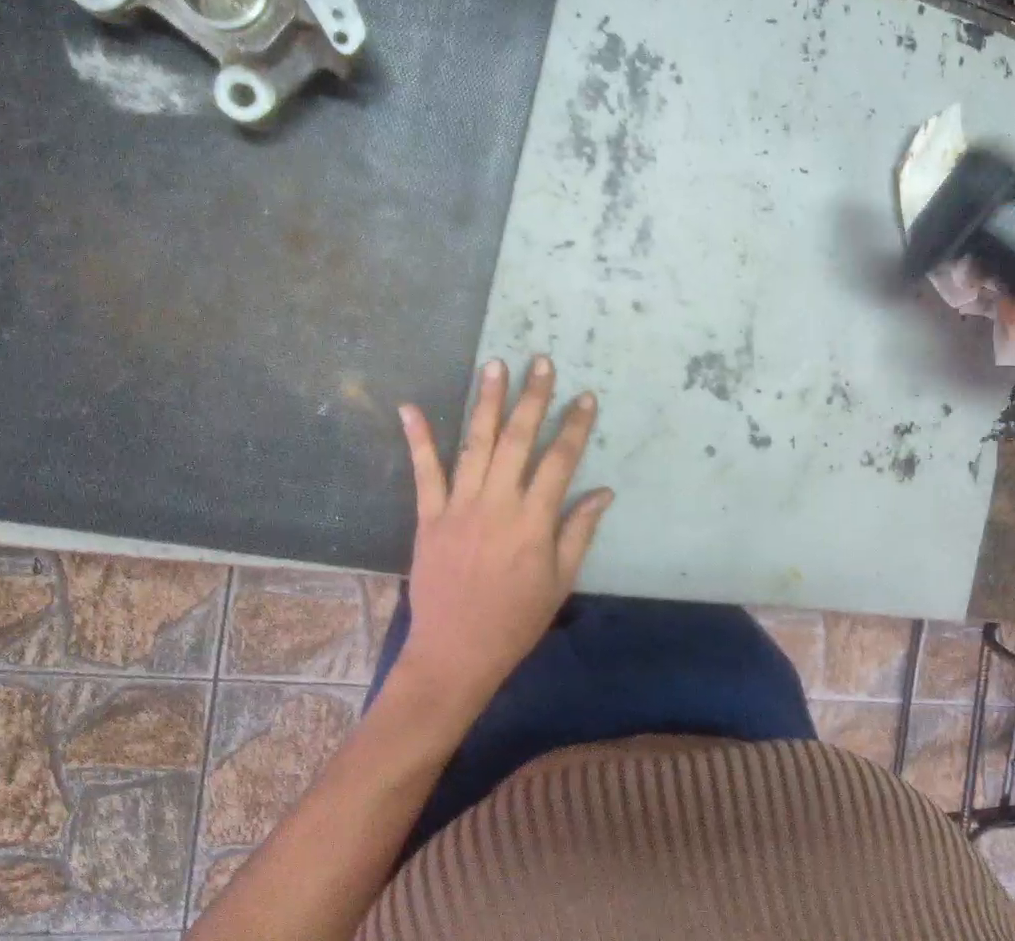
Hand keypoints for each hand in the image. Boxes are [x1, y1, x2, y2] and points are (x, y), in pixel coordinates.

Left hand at [396, 355, 612, 696]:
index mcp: (534, 521)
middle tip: (541, 361)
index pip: (560, 461)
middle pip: (519, 440)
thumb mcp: (560, 581)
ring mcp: (459, 507)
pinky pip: (424, 473)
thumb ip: (579, 532)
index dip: (575, 427)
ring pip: (476, 444)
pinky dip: (418, 439)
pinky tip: (411, 407)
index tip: (586, 398)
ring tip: (495, 366)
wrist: (456, 653)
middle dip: (533, 398)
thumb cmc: (516, 620)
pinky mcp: (428, 517)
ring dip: (487, 403)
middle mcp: (498, 504)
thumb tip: (603, 493)